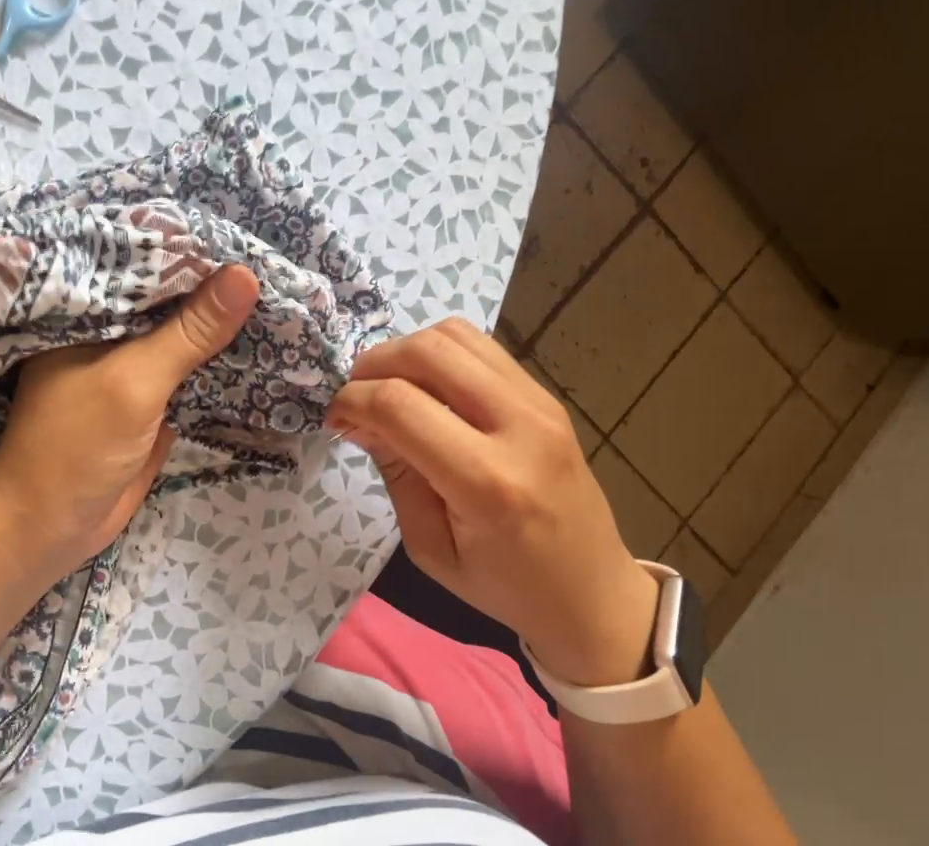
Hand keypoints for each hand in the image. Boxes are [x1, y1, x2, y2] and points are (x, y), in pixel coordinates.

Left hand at [0, 265, 261, 575]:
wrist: (53, 528)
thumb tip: (246, 274)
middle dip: (219, 287)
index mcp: (89, 312)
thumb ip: (188, 331)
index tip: (250, 234)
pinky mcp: (155, 399)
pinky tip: (269, 342)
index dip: (195, 250)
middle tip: (281, 260)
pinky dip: (225, 361)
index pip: (147, 264)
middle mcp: (112, 331)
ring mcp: (136, 366)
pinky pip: (196, 371)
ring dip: (227, 324)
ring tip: (287, 291)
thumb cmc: (76, 446)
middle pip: (173, 299)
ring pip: (188, 335)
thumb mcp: (135, 380)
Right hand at [328, 319, 661, 686]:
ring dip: (407, 350)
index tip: (335, 419)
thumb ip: (395, 472)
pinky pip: (482, 348)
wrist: (594, 594)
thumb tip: (357, 418)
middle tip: (355, 395)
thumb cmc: (506, 587)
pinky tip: (427, 387)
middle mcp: (519, 427)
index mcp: (487, 482)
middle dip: (374, 363)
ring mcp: (540, 404)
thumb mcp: (431, 547)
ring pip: (456, 334)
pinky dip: (440, 354)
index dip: (353, 401)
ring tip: (388, 386)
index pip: (400, 406)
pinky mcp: (546, 397)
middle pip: (429, 351)